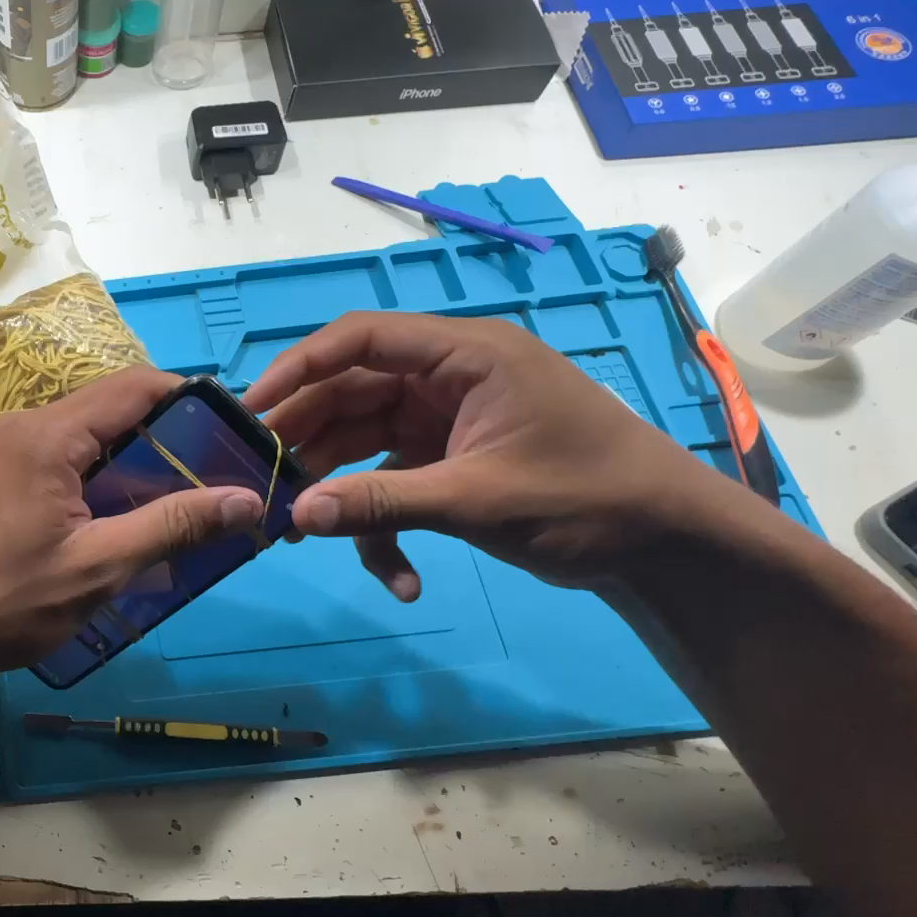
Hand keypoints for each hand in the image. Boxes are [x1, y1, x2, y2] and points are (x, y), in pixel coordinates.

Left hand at [0, 365, 263, 680]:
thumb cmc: (6, 604)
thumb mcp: (99, 568)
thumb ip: (174, 526)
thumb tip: (245, 500)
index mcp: (46, 435)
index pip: (135, 387)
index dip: (190, 400)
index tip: (229, 433)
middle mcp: (18, 426)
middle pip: (107, 409)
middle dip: (162, 437)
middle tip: (206, 479)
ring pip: (80, 436)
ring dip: (126, 461)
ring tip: (166, 505)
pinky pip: (53, 459)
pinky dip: (90, 477)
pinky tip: (109, 518)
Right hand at [242, 312, 753, 597]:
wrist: (668, 549)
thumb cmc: (587, 499)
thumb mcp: (478, 499)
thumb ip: (382, 504)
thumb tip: (296, 517)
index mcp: (464, 357)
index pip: (361, 339)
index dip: (297, 368)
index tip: (249, 412)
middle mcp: (446, 380)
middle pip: (349, 395)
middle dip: (306, 443)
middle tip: (264, 486)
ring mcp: (443, 422)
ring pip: (360, 444)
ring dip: (336, 492)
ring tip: (302, 537)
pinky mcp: (445, 462)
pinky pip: (389, 485)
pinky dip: (383, 527)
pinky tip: (399, 577)